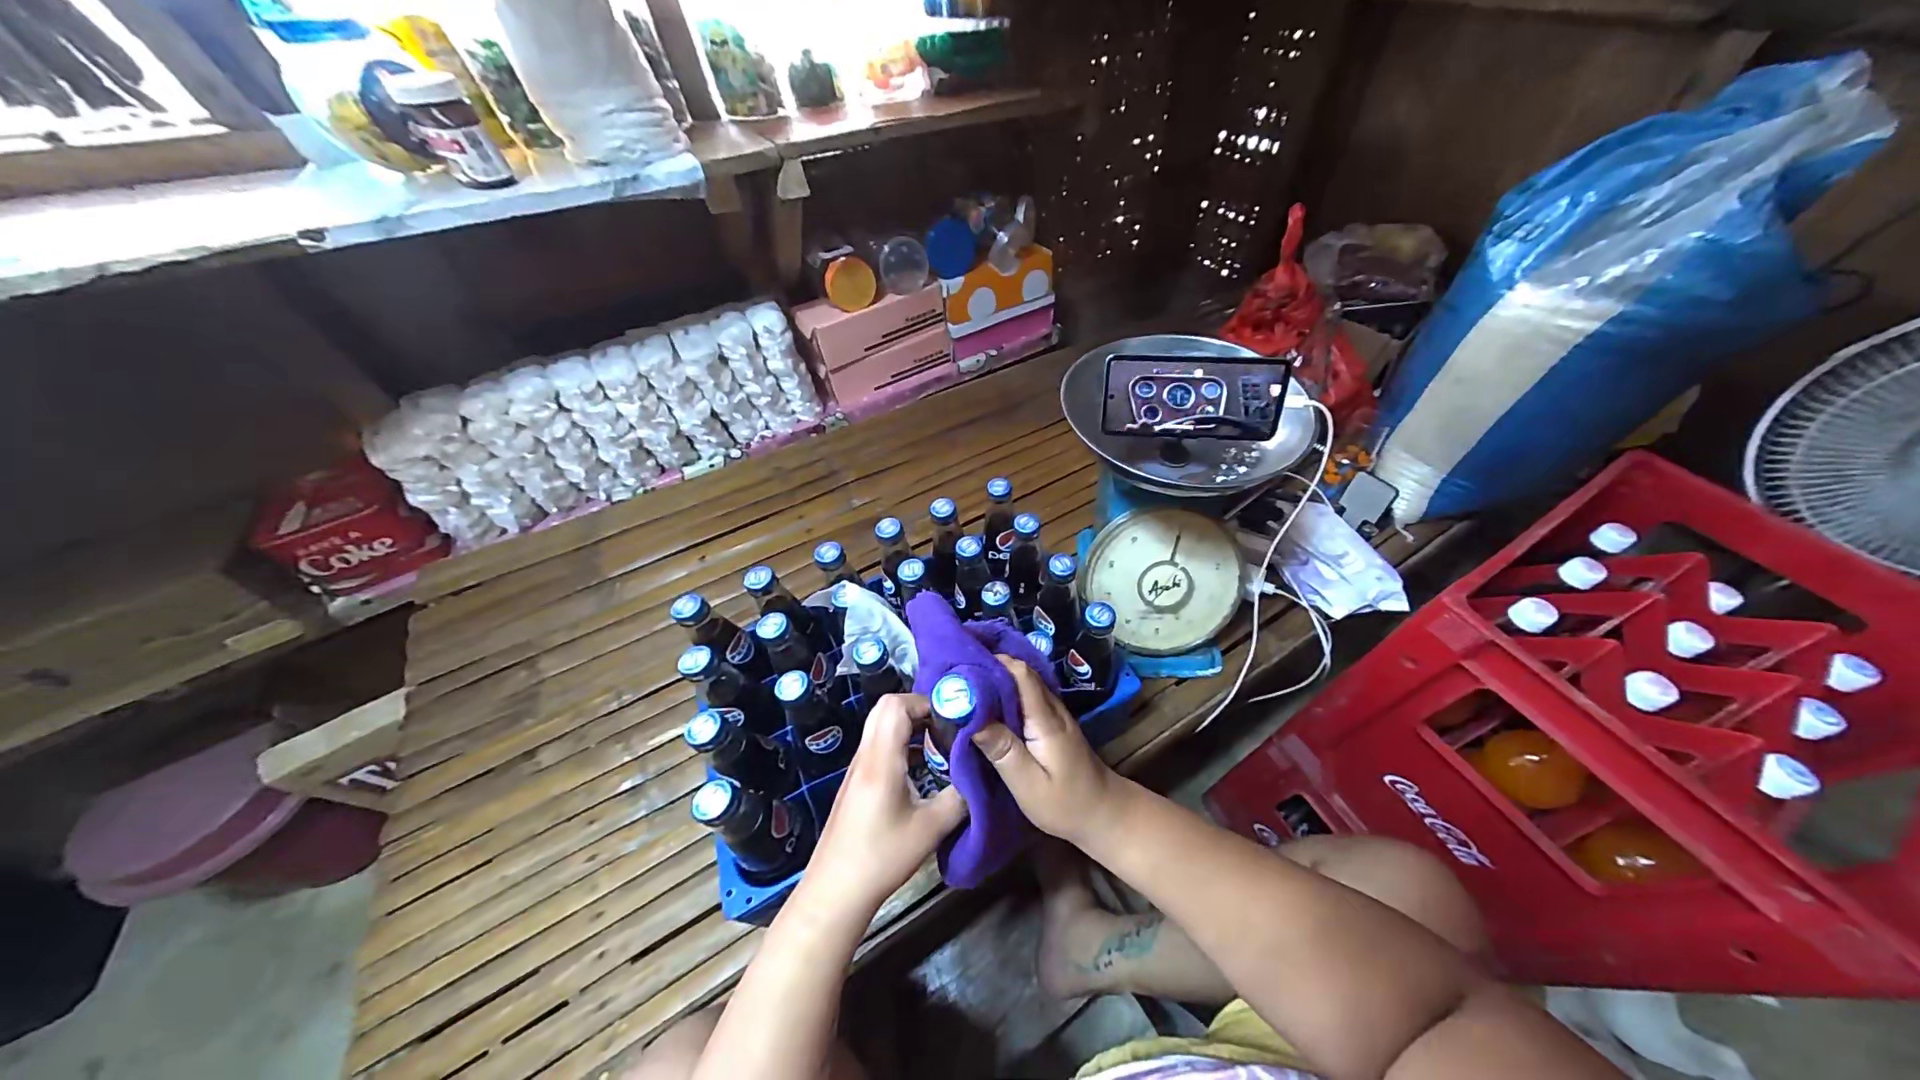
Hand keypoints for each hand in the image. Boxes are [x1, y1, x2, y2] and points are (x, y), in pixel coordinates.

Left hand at [804, 694, 966, 914]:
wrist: (836, 891)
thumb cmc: (882, 857)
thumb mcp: (931, 828)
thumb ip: (960, 795)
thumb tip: (980, 772)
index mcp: (880, 759)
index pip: (896, 705)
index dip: (926, 703)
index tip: (953, 718)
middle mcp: (865, 756)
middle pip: (887, 709)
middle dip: (921, 710)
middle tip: (949, 727)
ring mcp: (858, 768)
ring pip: (882, 727)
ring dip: (911, 728)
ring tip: (941, 745)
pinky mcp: (857, 783)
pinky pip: (880, 746)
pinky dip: (902, 745)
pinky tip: (923, 768)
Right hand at [973, 656, 1130, 845]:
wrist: (1105, 814)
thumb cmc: (1066, 804)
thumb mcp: (1028, 785)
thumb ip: (1002, 750)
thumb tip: (971, 718)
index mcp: (1045, 719)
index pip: (1020, 674)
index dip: (991, 663)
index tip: (960, 666)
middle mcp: (1051, 708)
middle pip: (1019, 673)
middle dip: (987, 668)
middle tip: (953, 675)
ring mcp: (1054, 714)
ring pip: (1022, 684)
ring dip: (994, 681)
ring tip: (962, 686)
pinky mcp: (1051, 723)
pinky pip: (1025, 697)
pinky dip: (1004, 695)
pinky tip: (985, 706)